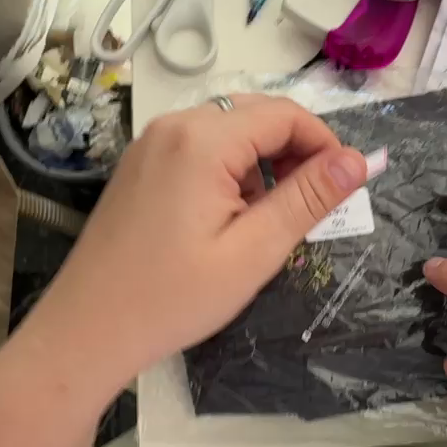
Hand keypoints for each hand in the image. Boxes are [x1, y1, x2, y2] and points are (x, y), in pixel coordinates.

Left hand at [26, 95, 367, 392]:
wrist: (85, 331)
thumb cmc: (172, 298)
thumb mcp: (253, 252)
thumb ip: (308, 199)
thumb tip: (360, 160)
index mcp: (202, 139)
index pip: (284, 115)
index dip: (324, 143)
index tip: (345, 185)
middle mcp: (174, 125)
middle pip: (256, 115)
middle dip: (295, 150)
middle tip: (313, 204)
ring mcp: (151, 142)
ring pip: (229, 130)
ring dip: (262, 161)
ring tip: (267, 218)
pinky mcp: (141, 162)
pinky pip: (201, 146)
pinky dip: (230, 168)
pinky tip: (228, 215)